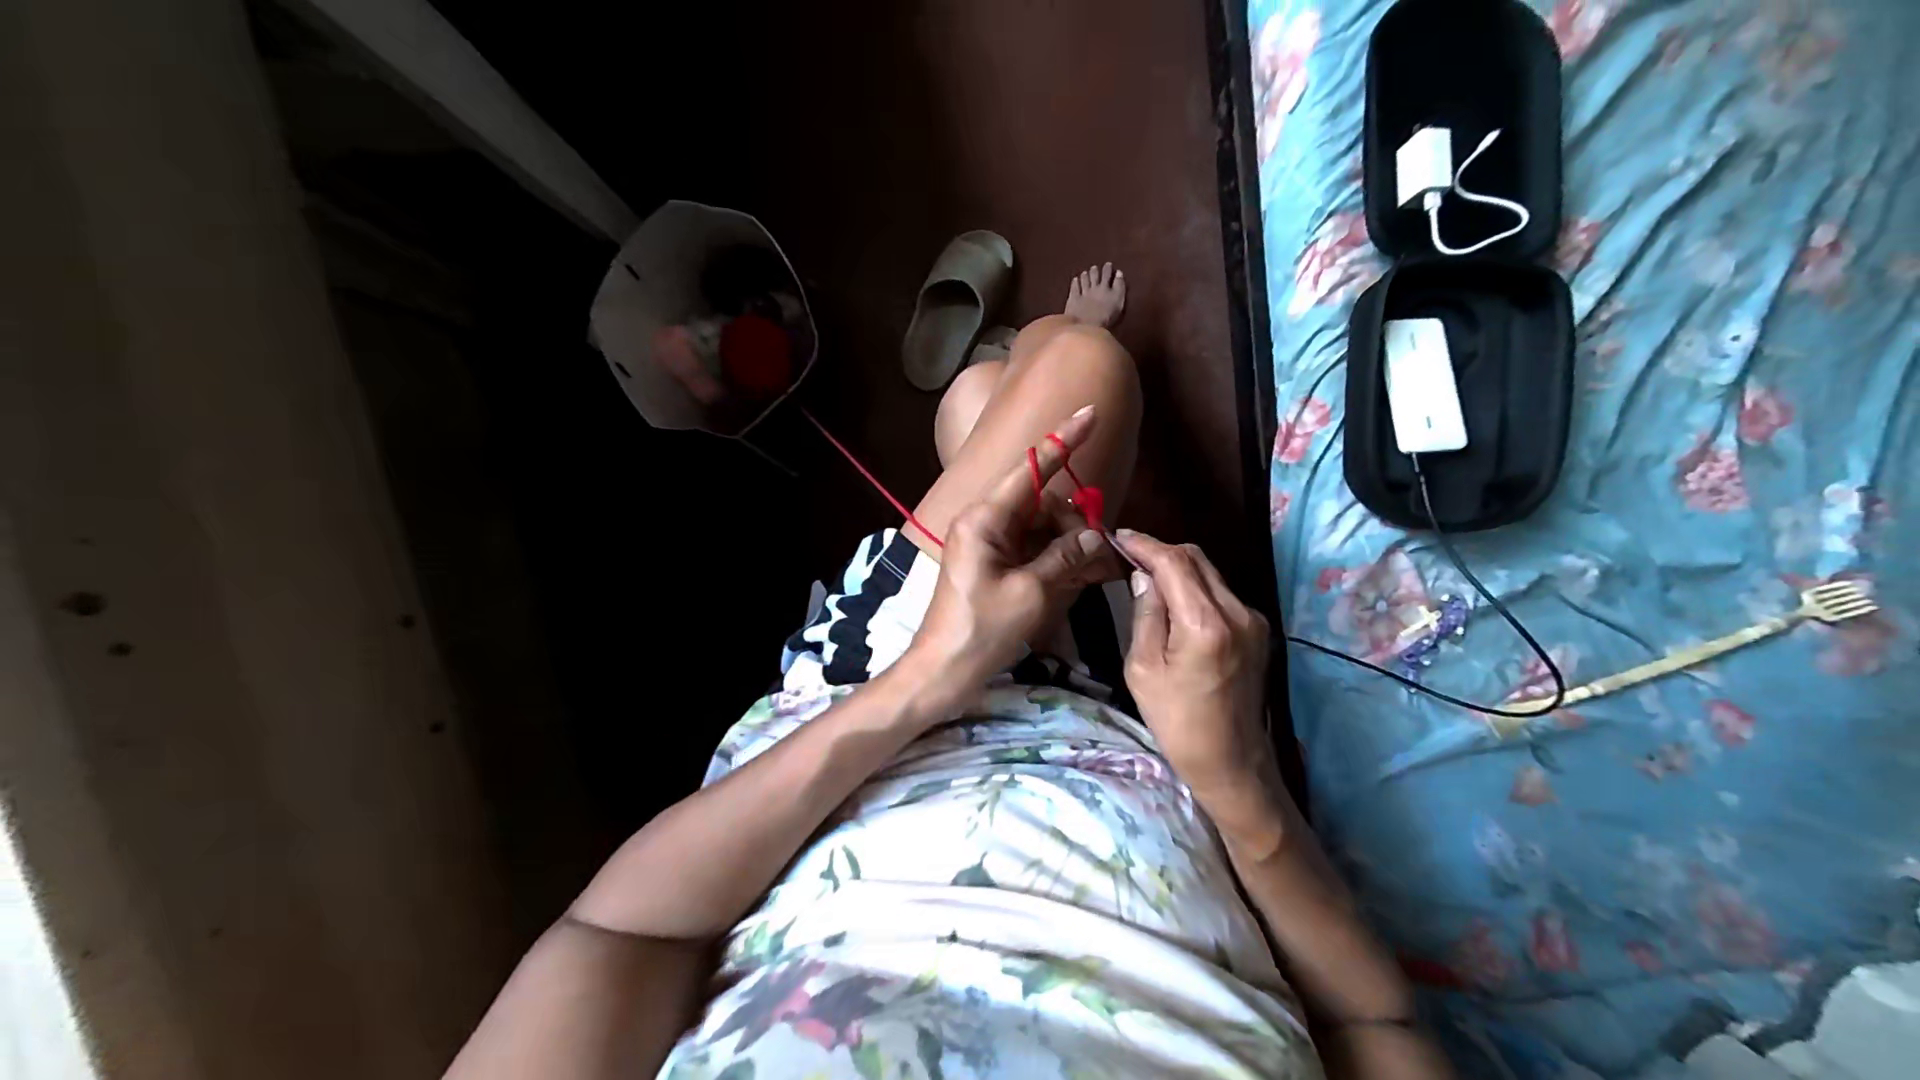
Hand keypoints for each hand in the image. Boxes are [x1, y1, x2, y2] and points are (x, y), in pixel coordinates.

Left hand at [899, 406, 1125, 713]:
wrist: (944, 670)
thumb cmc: (982, 630)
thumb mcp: (1031, 592)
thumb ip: (1065, 556)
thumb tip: (1096, 536)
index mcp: (985, 519)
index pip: (1029, 469)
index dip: (1062, 441)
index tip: (1090, 412)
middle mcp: (984, 521)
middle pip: (1042, 502)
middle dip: (1073, 522)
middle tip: (1097, 556)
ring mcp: (987, 541)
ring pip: (1041, 525)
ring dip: (1068, 544)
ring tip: (1092, 572)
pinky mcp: (992, 561)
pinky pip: (1031, 546)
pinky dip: (1055, 557)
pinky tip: (1078, 575)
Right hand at [1116, 532, 1272, 793]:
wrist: (1231, 761)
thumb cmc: (1177, 721)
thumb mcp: (1142, 669)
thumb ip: (1146, 614)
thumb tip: (1143, 577)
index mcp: (1205, 623)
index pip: (1173, 562)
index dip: (1144, 544)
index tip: (1119, 537)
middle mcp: (1237, 612)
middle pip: (1196, 558)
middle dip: (1160, 551)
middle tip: (1129, 556)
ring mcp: (1253, 620)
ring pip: (1210, 572)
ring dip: (1178, 568)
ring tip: (1147, 577)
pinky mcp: (1258, 630)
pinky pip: (1220, 592)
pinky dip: (1194, 586)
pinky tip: (1174, 601)